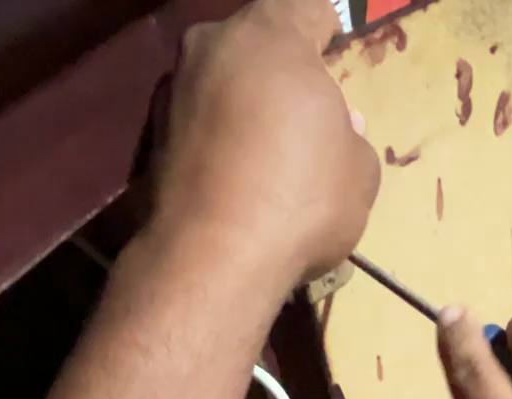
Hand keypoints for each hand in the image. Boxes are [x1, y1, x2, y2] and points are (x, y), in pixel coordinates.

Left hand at [153, 0, 379, 286]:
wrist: (215, 259)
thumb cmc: (302, 201)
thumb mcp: (360, 174)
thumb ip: (354, 139)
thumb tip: (340, 128)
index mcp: (270, 36)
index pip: (307, 6)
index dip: (329, 29)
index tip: (337, 55)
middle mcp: (212, 47)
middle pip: (257, 45)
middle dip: (283, 74)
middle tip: (308, 118)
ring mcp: (174, 91)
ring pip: (223, 85)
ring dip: (247, 110)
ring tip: (271, 161)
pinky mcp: (151, 139)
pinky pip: (200, 128)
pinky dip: (220, 145)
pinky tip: (239, 185)